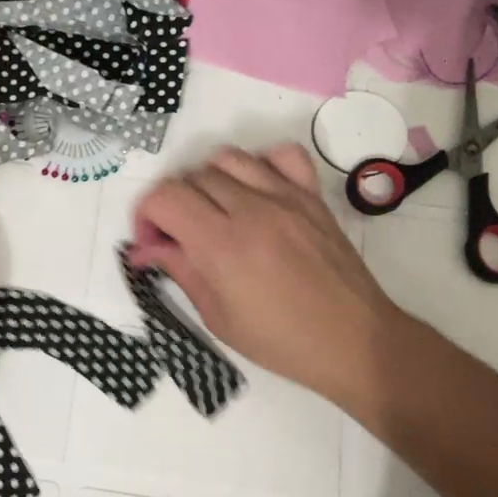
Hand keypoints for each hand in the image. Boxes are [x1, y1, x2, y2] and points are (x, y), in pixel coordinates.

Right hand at [129, 144, 405, 410]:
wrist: (352, 341)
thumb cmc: (280, 342)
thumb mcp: (217, 317)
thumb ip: (181, 271)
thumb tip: (146, 250)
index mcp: (222, 245)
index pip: (164, 197)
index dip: (145, 216)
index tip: (151, 245)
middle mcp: (251, 210)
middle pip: (190, 177)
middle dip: (172, 206)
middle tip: (178, 240)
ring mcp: (286, 197)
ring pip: (227, 158)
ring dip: (207, 182)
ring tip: (212, 215)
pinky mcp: (312, 197)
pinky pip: (280, 155)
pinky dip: (258, 165)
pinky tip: (254, 193)